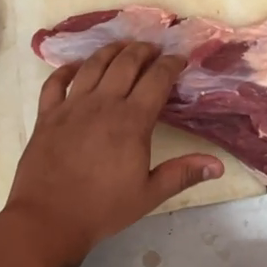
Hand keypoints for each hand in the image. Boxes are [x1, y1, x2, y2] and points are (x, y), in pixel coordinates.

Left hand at [0, 41, 221, 266]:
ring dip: (111, 51)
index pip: (157, 79)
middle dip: (143, 50)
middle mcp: (103, 103)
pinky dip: (67, 69)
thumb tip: (218, 165)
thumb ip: (183, 174)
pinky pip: (56, 81)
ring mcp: (72, 105)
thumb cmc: (102, 208)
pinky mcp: (47, 114)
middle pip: (126, 62)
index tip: (179, 59)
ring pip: (93, 64)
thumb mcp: (148, 194)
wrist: (48, 219)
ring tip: (123, 48)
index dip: (170, 64)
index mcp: (131, 120)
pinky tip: (76, 67)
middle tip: (154, 49)